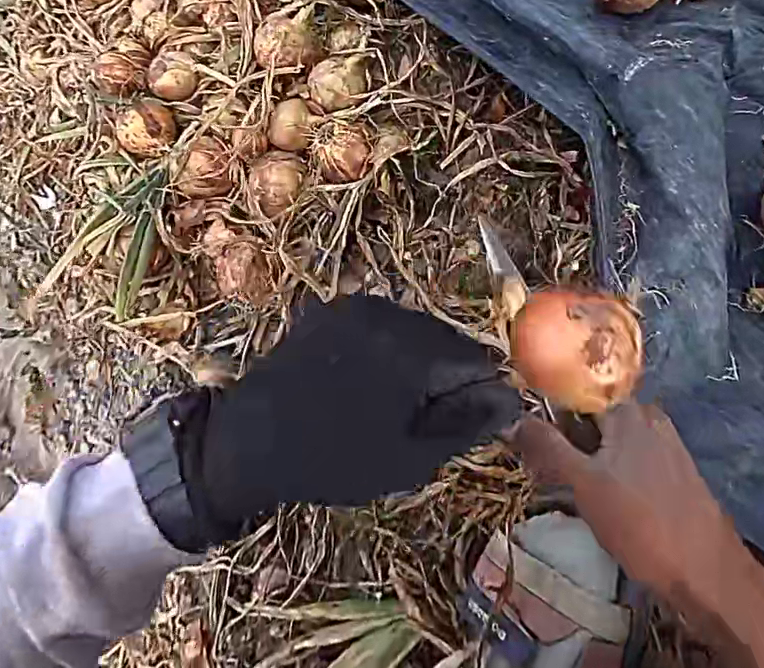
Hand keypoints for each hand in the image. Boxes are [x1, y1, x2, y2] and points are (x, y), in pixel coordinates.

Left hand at [176, 295, 518, 543]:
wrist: (250, 438)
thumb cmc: (334, 459)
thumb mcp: (409, 457)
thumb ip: (467, 423)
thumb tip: (513, 398)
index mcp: (412, 350)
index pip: (476, 358)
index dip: (479, 389)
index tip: (464, 418)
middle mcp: (389, 313)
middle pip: (447, 337)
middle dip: (449, 372)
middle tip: (422, 415)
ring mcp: (358, 304)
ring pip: (416, 327)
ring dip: (420, 357)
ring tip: (391, 399)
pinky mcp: (336, 305)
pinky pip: (384, 321)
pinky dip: (390, 345)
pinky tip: (367, 378)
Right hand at [513, 404, 763, 667]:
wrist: (712, 577)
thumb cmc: (643, 524)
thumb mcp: (584, 485)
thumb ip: (547, 447)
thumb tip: (512, 420)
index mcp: (627, 410)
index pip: (576, 390)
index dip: (550, 409)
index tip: (532, 435)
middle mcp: (649, 416)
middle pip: (594, 413)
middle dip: (568, 437)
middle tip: (548, 470)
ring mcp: (667, 443)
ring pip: (613, 438)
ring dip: (589, 456)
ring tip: (574, 489)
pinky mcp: (677, 470)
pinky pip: (633, 456)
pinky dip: (612, 469)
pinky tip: (608, 500)